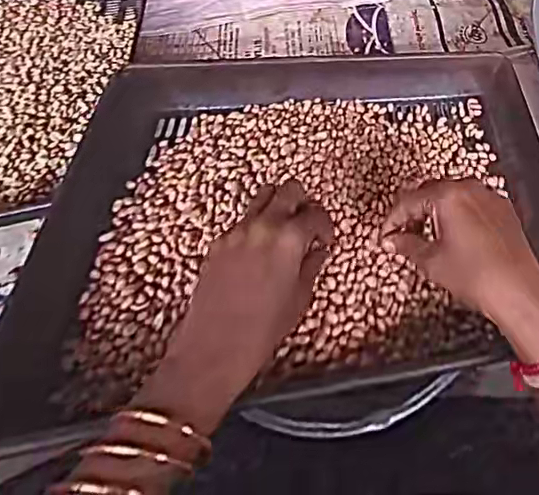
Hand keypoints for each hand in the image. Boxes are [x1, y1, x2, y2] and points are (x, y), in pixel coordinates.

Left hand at [139, 180, 333, 429]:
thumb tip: (317, 251)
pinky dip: (255, 226)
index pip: (316, 214)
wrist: (213, 349)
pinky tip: (259, 251)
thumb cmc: (259, 332)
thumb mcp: (299, 299)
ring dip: (277, 206)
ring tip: (284, 230)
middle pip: (289, 189)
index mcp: (289, 239)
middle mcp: (263, 226)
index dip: (326, 224)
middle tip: (307, 223)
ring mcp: (237, 231)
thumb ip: (311, 265)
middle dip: (303, 202)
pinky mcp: (219, 242)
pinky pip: (243, 221)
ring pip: (263, 196)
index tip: (325, 236)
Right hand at [379, 180, 538, 363]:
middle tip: (401, 232)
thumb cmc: (480, 278)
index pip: (409, 200)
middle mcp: (469, 188)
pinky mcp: (503, 209)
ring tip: (427, 235)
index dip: (393, 219)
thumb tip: (394, 240)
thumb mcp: (433, 263)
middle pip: (430, 191)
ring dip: (436, 211)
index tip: (386, 233)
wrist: (520, 294)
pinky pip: (473, 203)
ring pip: (453, 195)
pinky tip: (455, 235)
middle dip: (413, 211)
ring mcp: (489, 197)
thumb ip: (407, 245)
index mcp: (448, 195)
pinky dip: (458, 214)